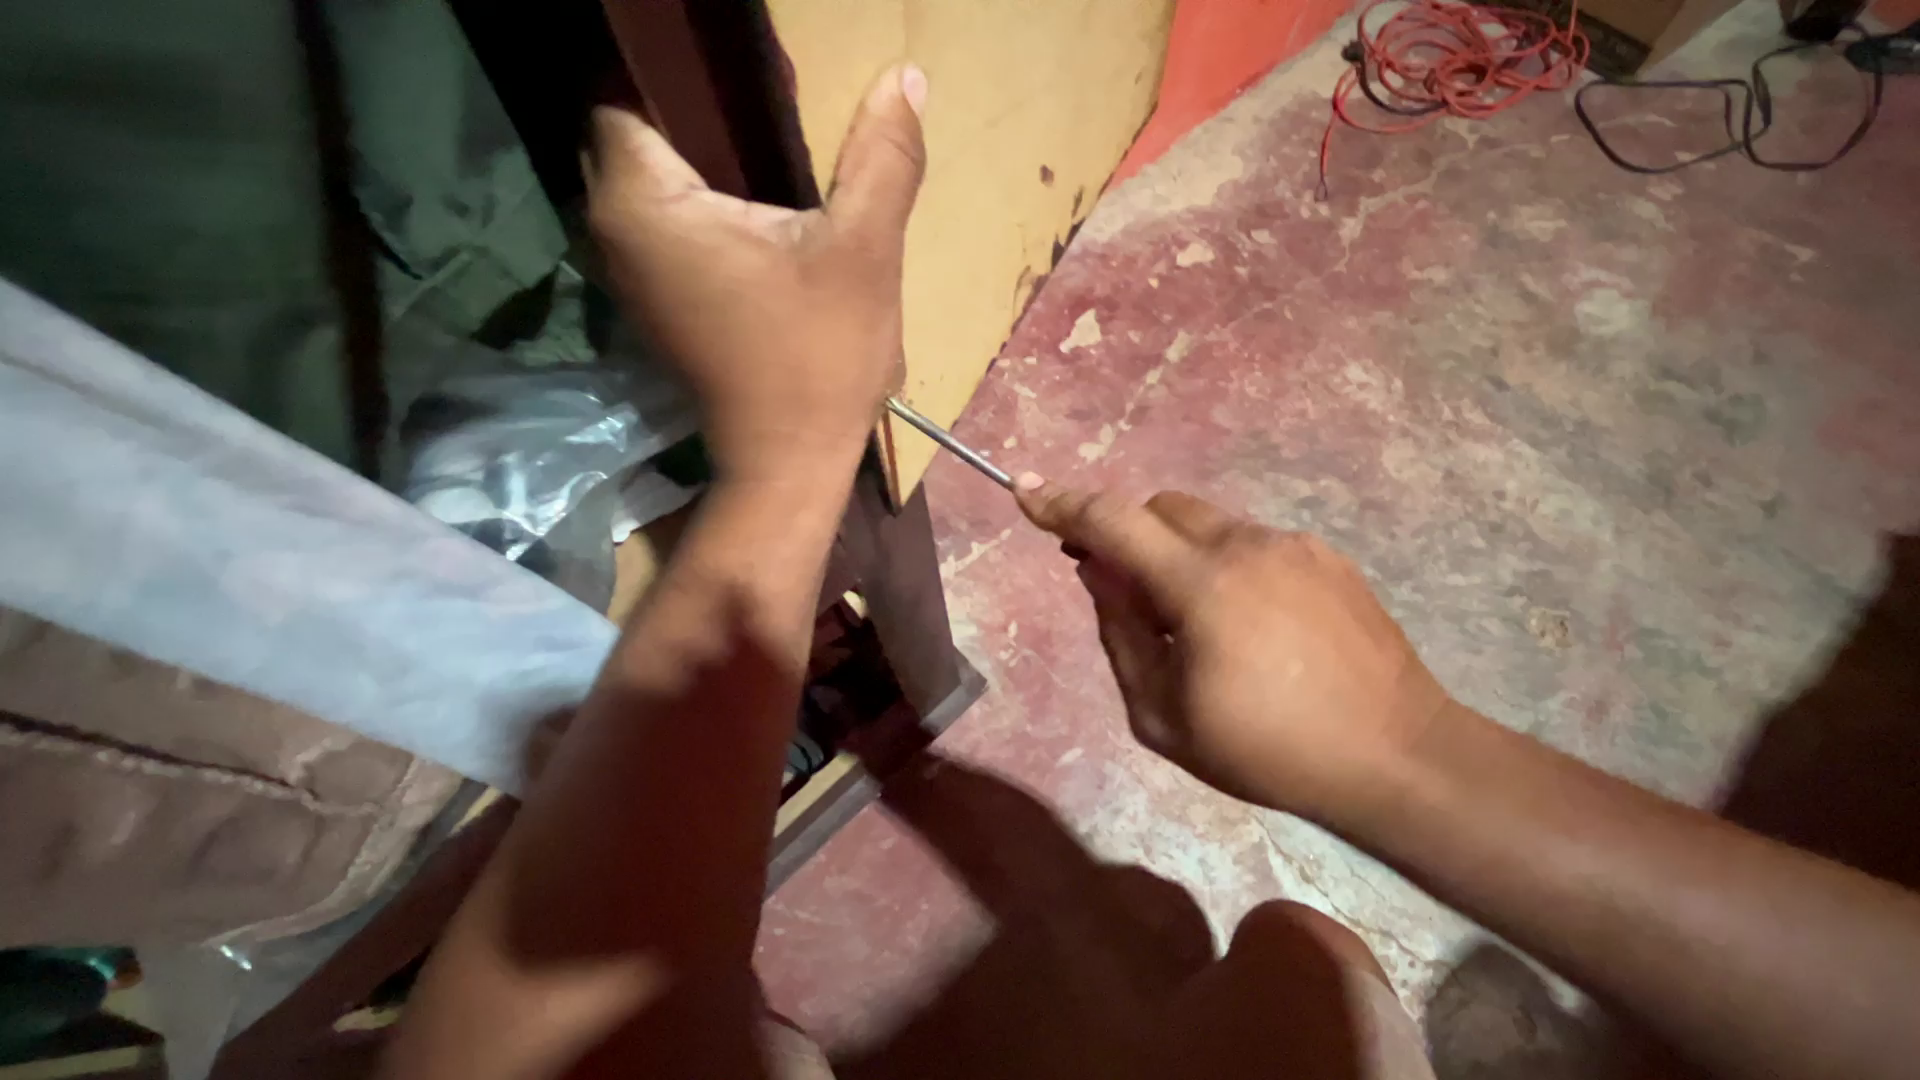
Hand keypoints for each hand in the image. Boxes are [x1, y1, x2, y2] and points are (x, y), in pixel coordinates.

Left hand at [586, 65, 927, 485]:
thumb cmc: (820, 357)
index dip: (681, 79)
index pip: (628, 92)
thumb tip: (907, 77)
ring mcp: (625, 275)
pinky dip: (691, 210)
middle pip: (631, 135)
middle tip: (764, 119)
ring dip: (691, 165)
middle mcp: (610, 232)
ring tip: (761, 158)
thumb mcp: (864, 251)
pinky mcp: (651, 304)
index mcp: (644, 203)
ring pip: (642, 183)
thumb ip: (883, 158)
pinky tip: (751, 215)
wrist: (791, 459)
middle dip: (686, 118)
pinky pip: (655, 227)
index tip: (746, 90)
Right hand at [1015, 480, 1451, 819]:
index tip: (1024, 489)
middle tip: (1125, 594)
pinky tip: (1254, 628)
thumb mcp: (1162, 717)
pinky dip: (1227, 567)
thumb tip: (1099, 575)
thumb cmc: (1267, 751)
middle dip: (1128, 536)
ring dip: (1180, 555)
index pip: (1112, 522)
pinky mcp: (1328, 558)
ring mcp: (1294, 545)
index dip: (1061, 504)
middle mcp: (1247, 545)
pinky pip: (1254, 545)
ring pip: (1209, 525)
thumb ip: (1119, 636)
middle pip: (1161, 508)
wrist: (1398, 757)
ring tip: (1200, 627)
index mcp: (1201, 585)